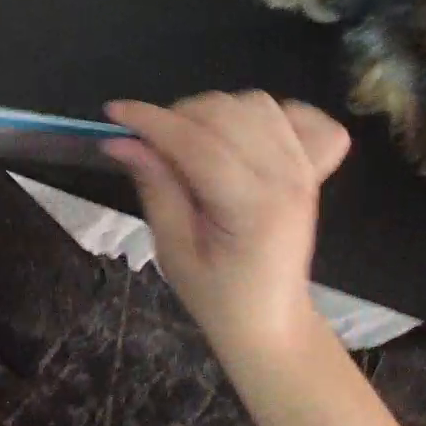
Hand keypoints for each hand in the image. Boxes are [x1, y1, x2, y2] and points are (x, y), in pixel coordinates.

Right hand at [101, 91, 349, 352]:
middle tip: (150, 144)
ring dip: (212, 112)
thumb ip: (154, 187)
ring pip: (255, 105)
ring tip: (189, 139)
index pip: (199, 144)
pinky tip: (243, 133)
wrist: (272, 320)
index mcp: (254, 208)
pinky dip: (269, 115)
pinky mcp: (313, 168)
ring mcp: (305, 171)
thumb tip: (120, 141)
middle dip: (175, 116)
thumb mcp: (172, 250)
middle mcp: (287, 181)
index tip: (113, 113)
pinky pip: (301, 117)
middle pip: (226, 115)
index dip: (151, 121)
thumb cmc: (217, 294)